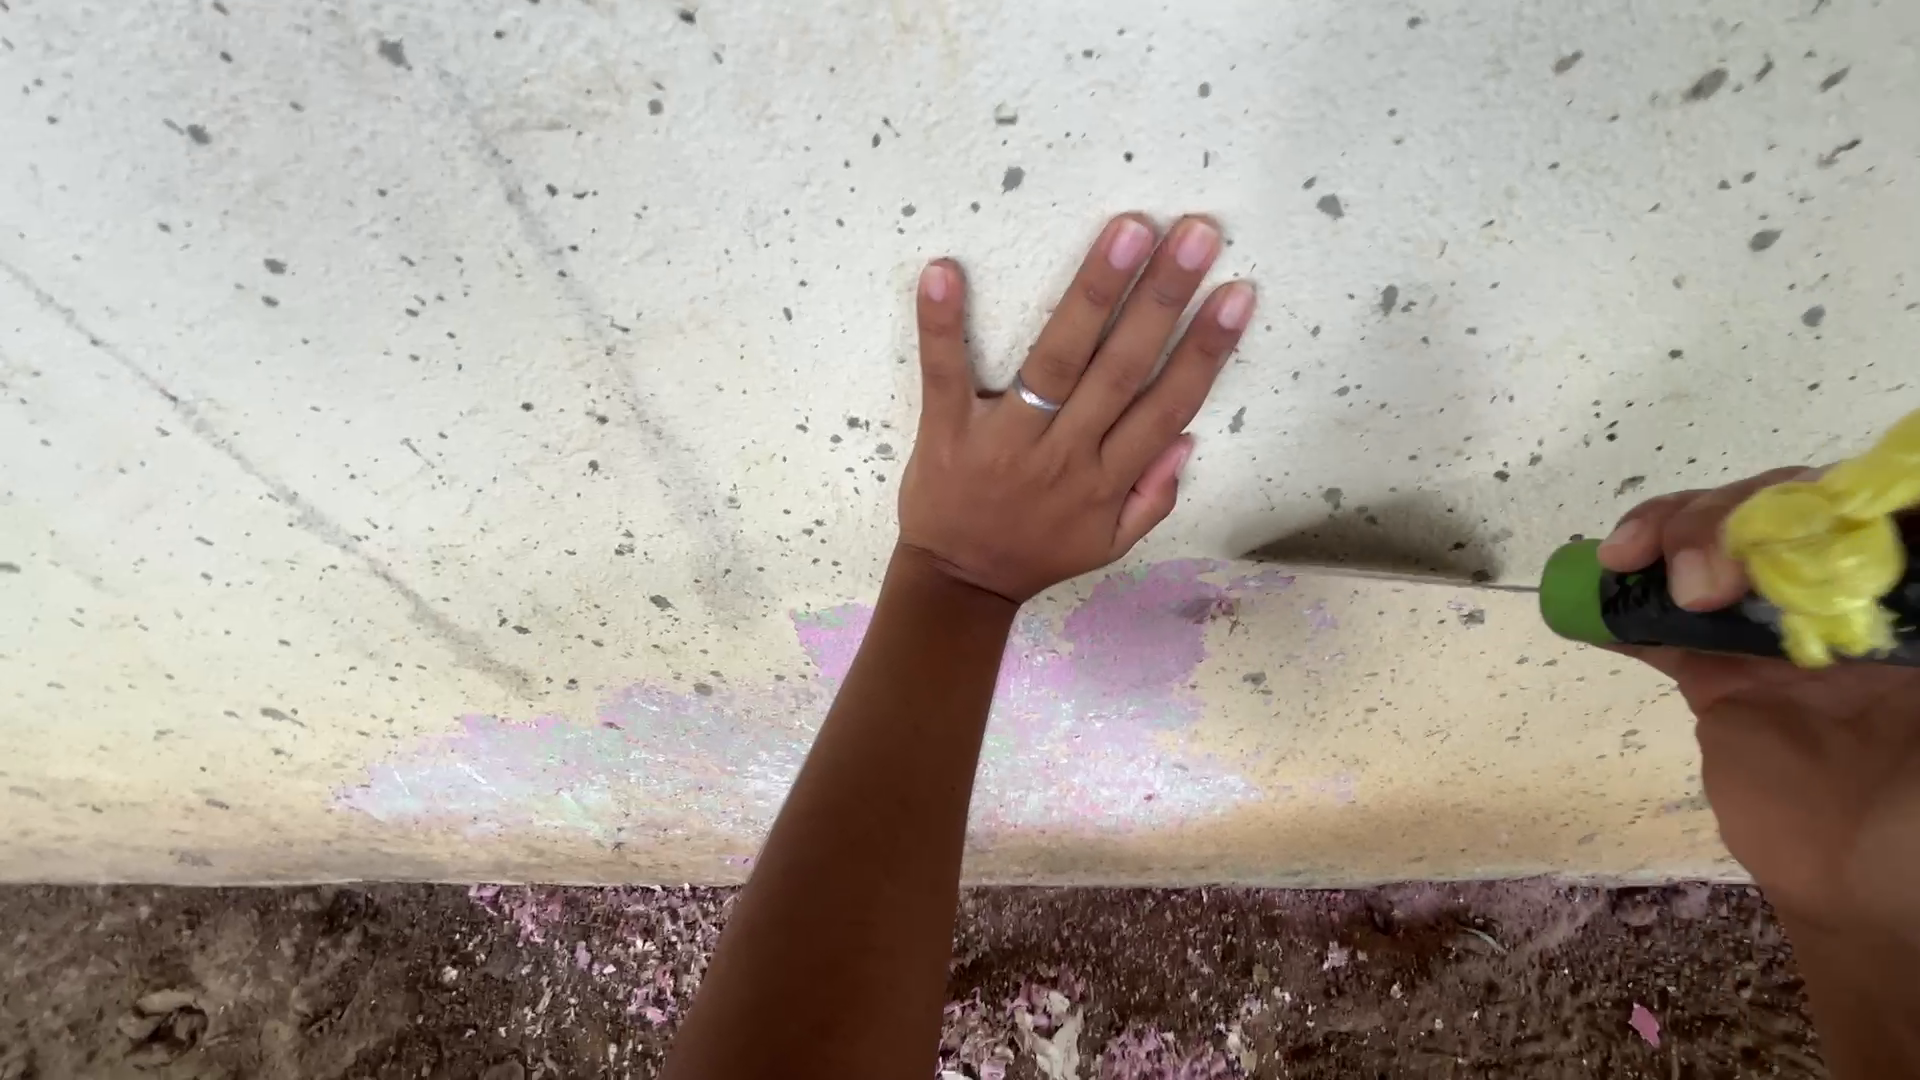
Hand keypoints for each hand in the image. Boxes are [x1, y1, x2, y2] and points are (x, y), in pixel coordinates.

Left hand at [897, 214, 1254, 602]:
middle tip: (1196, 233)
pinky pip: (944, 375)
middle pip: (1120, 370)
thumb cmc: (1037, 554)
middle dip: (1162, 300)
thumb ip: (1154, 497)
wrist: (959, 582)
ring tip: (1128, 234)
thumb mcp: (1109, 544)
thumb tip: (1188, 439)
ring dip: (1093, 296)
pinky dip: (942, 326)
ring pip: (1056, 364)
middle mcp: (1063, 455)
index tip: (1236, 295)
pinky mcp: (946, 432)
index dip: (1206, 351)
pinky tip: (944, 270)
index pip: (1167, 407)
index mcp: (1106, 480)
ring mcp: (1004, 440)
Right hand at [1600, 473, 1919, 932]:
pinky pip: (1652, 623)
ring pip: (1709, 548)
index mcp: (1918, 599)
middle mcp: (1852, 601)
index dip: (1816, 496)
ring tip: (1624, 563)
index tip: (1776, 533)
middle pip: (1782, 512)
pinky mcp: (1713, 673)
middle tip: (1699, 579)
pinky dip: (1610, 606)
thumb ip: (1910, 620)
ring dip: (1662, 539)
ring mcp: (1775, 635)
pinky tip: (1583, 601)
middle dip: (1726, 520)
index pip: (1875, 504)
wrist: (1866, 896)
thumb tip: (1886, 539)